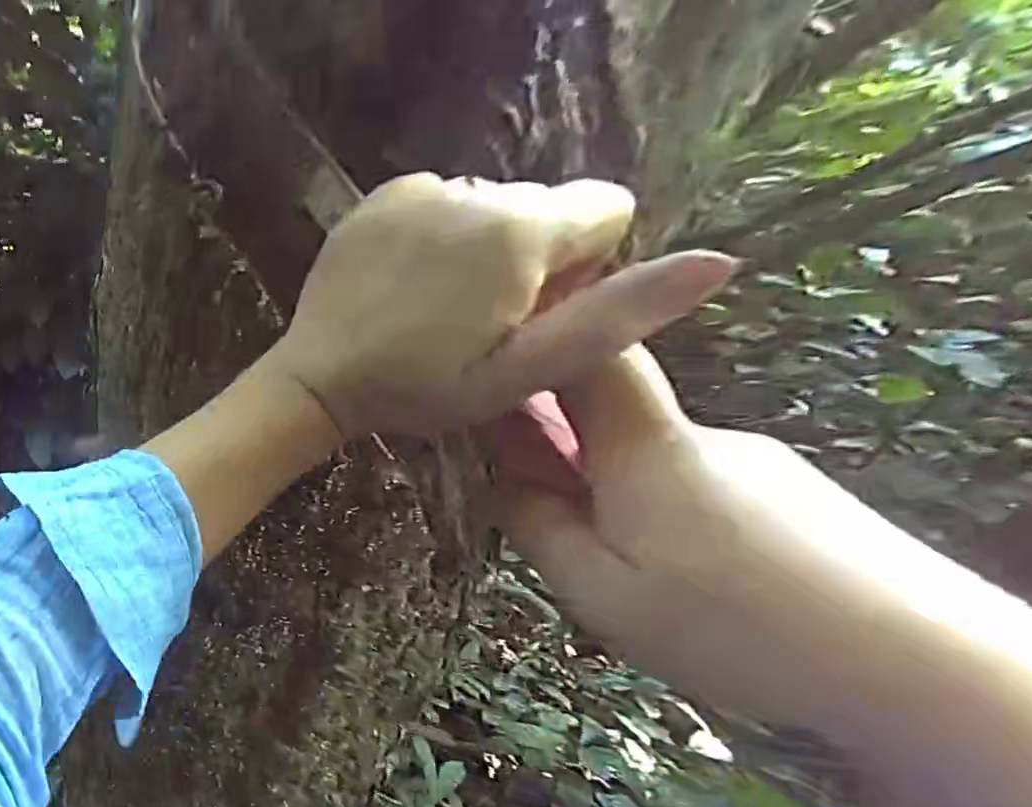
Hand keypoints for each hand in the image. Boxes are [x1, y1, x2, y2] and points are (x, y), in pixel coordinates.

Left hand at [257, 172, 737, 440]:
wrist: (316, 380)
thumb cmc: (416, 390)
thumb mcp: (518, 374)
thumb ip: (613, 319)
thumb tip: (715, 263)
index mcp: (523, 231)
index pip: (608, 209)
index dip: (583, 267)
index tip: (529, 315)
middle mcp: (478, 190)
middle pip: (544, 209)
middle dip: (530, 258)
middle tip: (474, 322)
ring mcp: (422, 190)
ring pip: (490, 206)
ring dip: (481, 248)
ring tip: (433, 308)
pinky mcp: (379, 199)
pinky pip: (437, 203)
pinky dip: (435, 236)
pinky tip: (404, 284)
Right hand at [502, 345, 1031, 742]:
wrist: (922, 668)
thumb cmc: (729, 625)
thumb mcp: (594, 587)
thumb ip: (535, 524)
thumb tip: (500, 482)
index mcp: (647, 450)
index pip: (590, 357)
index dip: (540, 344)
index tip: (489, 370)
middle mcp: (701, 438)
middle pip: (609, 412)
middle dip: (552, 442)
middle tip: (517, 501)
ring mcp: (749, 463)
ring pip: (645, 457)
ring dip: (600, 487)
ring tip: (601, 561)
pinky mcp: (782, 495)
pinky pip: (686, 484)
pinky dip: (650, 510)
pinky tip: (668, 572)